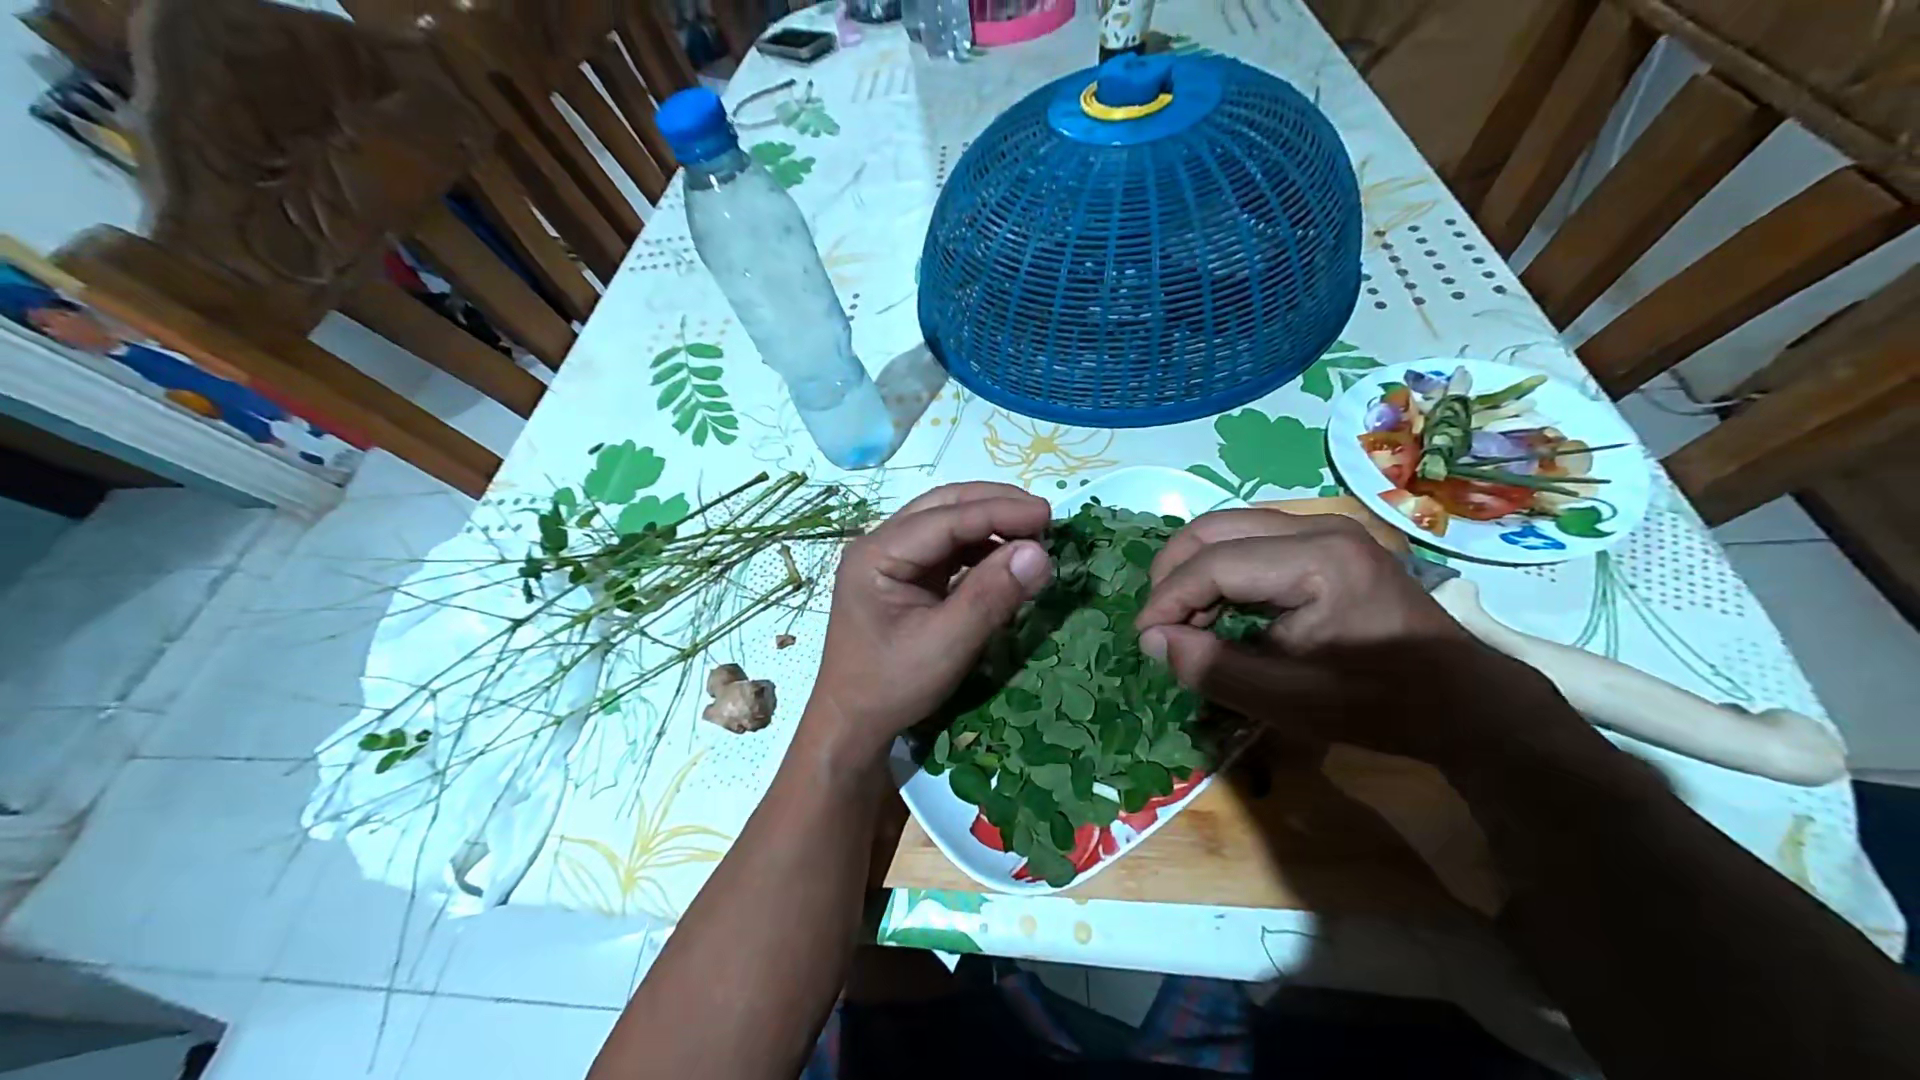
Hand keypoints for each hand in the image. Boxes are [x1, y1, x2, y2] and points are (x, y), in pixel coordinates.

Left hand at [802, 482, 1052, 765]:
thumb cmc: (892, 685)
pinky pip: (948, 548)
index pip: (945, 518)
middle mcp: (880, 545)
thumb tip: (1039, 553)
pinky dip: (981, 548)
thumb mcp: (946, 644)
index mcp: (877, 554)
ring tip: (1033, 537)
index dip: (998, 512)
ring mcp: (892, 559)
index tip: (1047, 514)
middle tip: (1044, 518)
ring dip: (990, 524)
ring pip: (947, 523)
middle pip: (943, 507)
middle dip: (995, 506)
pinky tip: (1006, 559)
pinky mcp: (906, 576)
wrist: (853, 722)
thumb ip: (991, 596)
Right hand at [1132, 509, 1560, 760]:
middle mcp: (1320, 526)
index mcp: (1318, 560)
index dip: (1168, 599)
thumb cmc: (1378, 703)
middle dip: (1173, 574)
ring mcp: (1326, 528)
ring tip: (1186, 620)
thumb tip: (1152, 640)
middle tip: (1161, 624)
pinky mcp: (1327, 540)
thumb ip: (1213, 668)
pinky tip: (1219, 608)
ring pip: (1228, 528)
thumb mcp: (1289, 699)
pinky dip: (1221, 570)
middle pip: (1214, 528)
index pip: (1215, 564)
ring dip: (1194, 569)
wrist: (1464, 700)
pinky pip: (1250, 540)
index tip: (1145, 639)